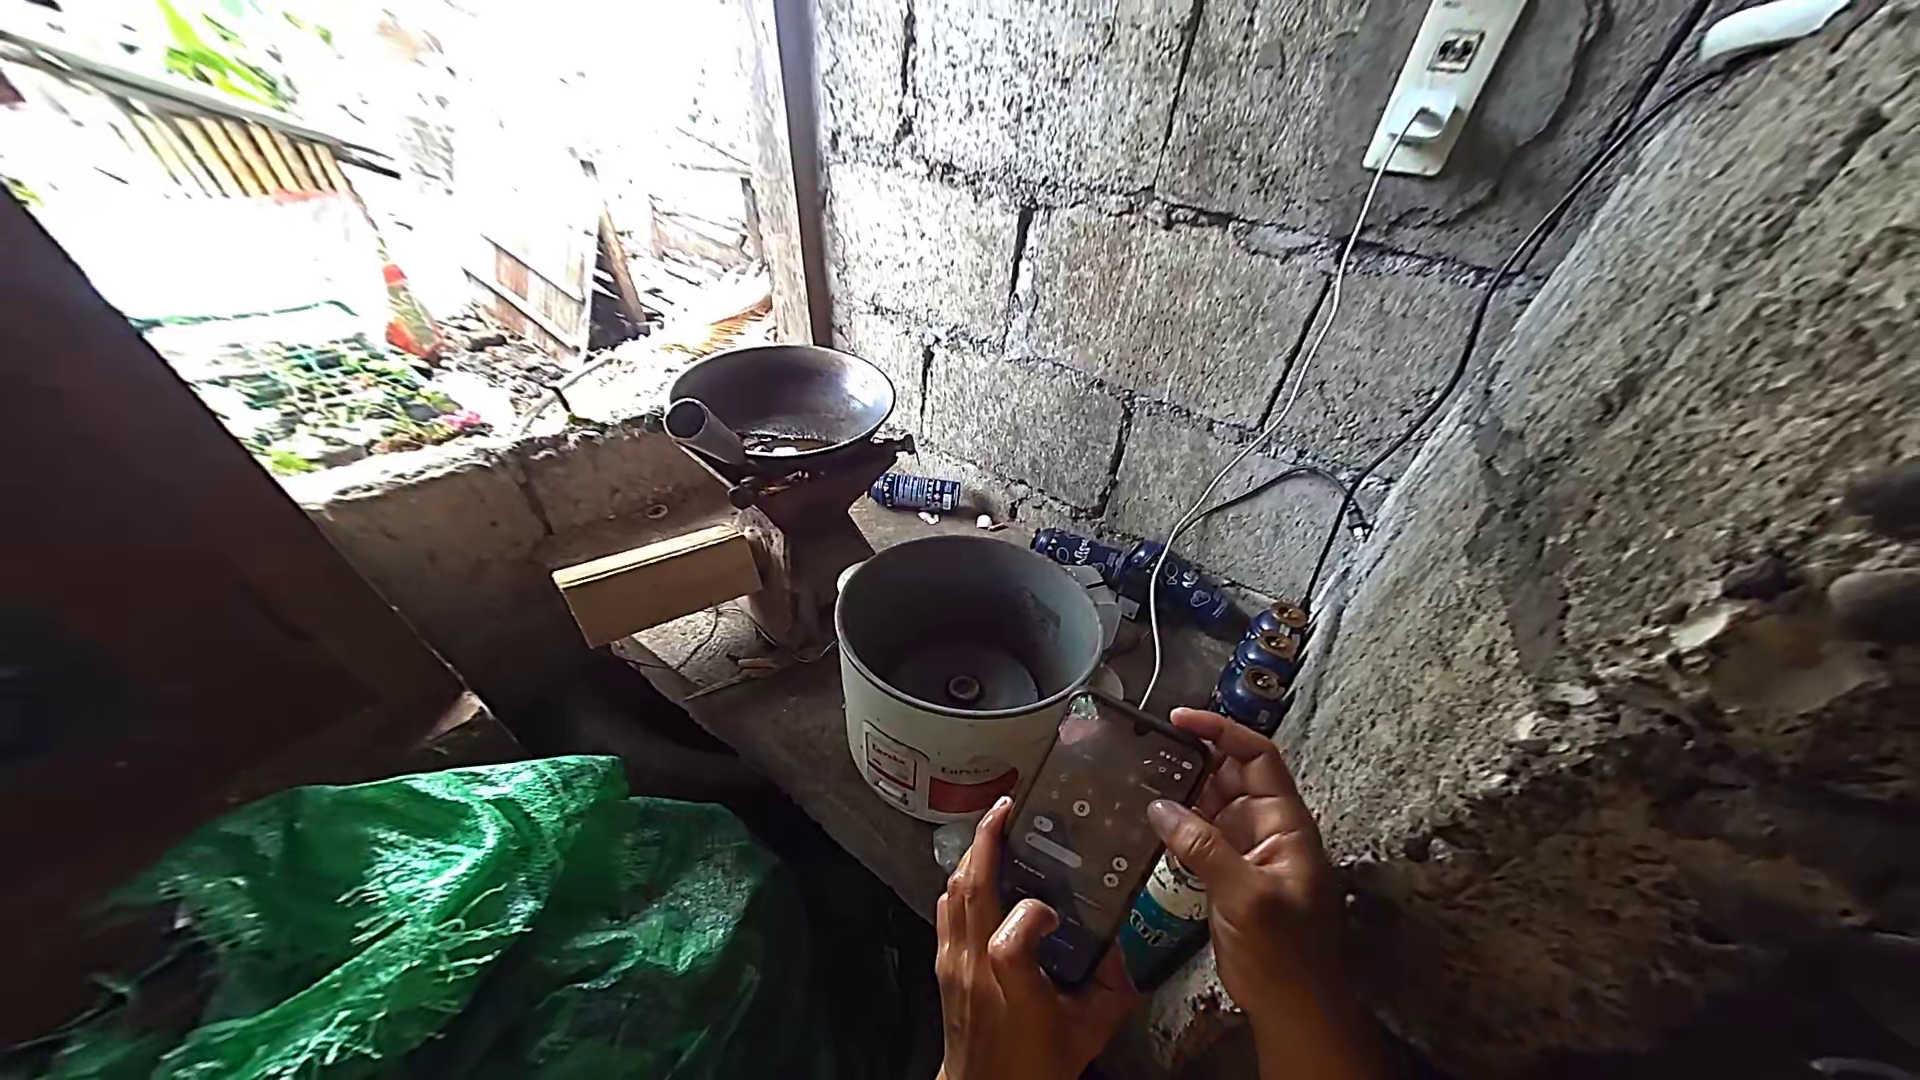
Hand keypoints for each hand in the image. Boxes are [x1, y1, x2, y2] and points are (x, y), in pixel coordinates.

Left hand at [935, 796, 1137, 1079]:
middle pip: (971, 890)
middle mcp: (975, 968)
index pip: (1009, 942)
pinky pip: (945, 906)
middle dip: (986, 839)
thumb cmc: (1033, 1067)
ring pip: (953, 891)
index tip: (1051, 910)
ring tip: (991, 827)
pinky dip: (959, 878)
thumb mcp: (1086, 1034)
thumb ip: (1111, 990)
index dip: (1030, 915)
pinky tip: (975, 867)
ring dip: (971, 853)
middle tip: (1005, 808)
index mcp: (1012, 991)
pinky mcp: (942, 960)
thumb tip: (1118, 946)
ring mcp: (952, 962)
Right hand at [1146, 709, 1376, 1079]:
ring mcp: (1243, 847)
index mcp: (1284, 822)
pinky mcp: (1223, 868)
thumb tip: (1159, 806)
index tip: (1180, 718)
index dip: (1222, 730)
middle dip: (1193, 755)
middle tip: (1149, 745)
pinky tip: (1146, 814)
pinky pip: (1196, 829)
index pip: (1257, 757)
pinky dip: (1173, 818)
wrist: (1295, 1013)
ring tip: (1139, 771)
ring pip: (1209, 799)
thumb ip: (1204, 847)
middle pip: (1228, 773)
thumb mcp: (1249, 896)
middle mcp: (1264, 826)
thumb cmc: (1287, 956)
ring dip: (1179, 786)